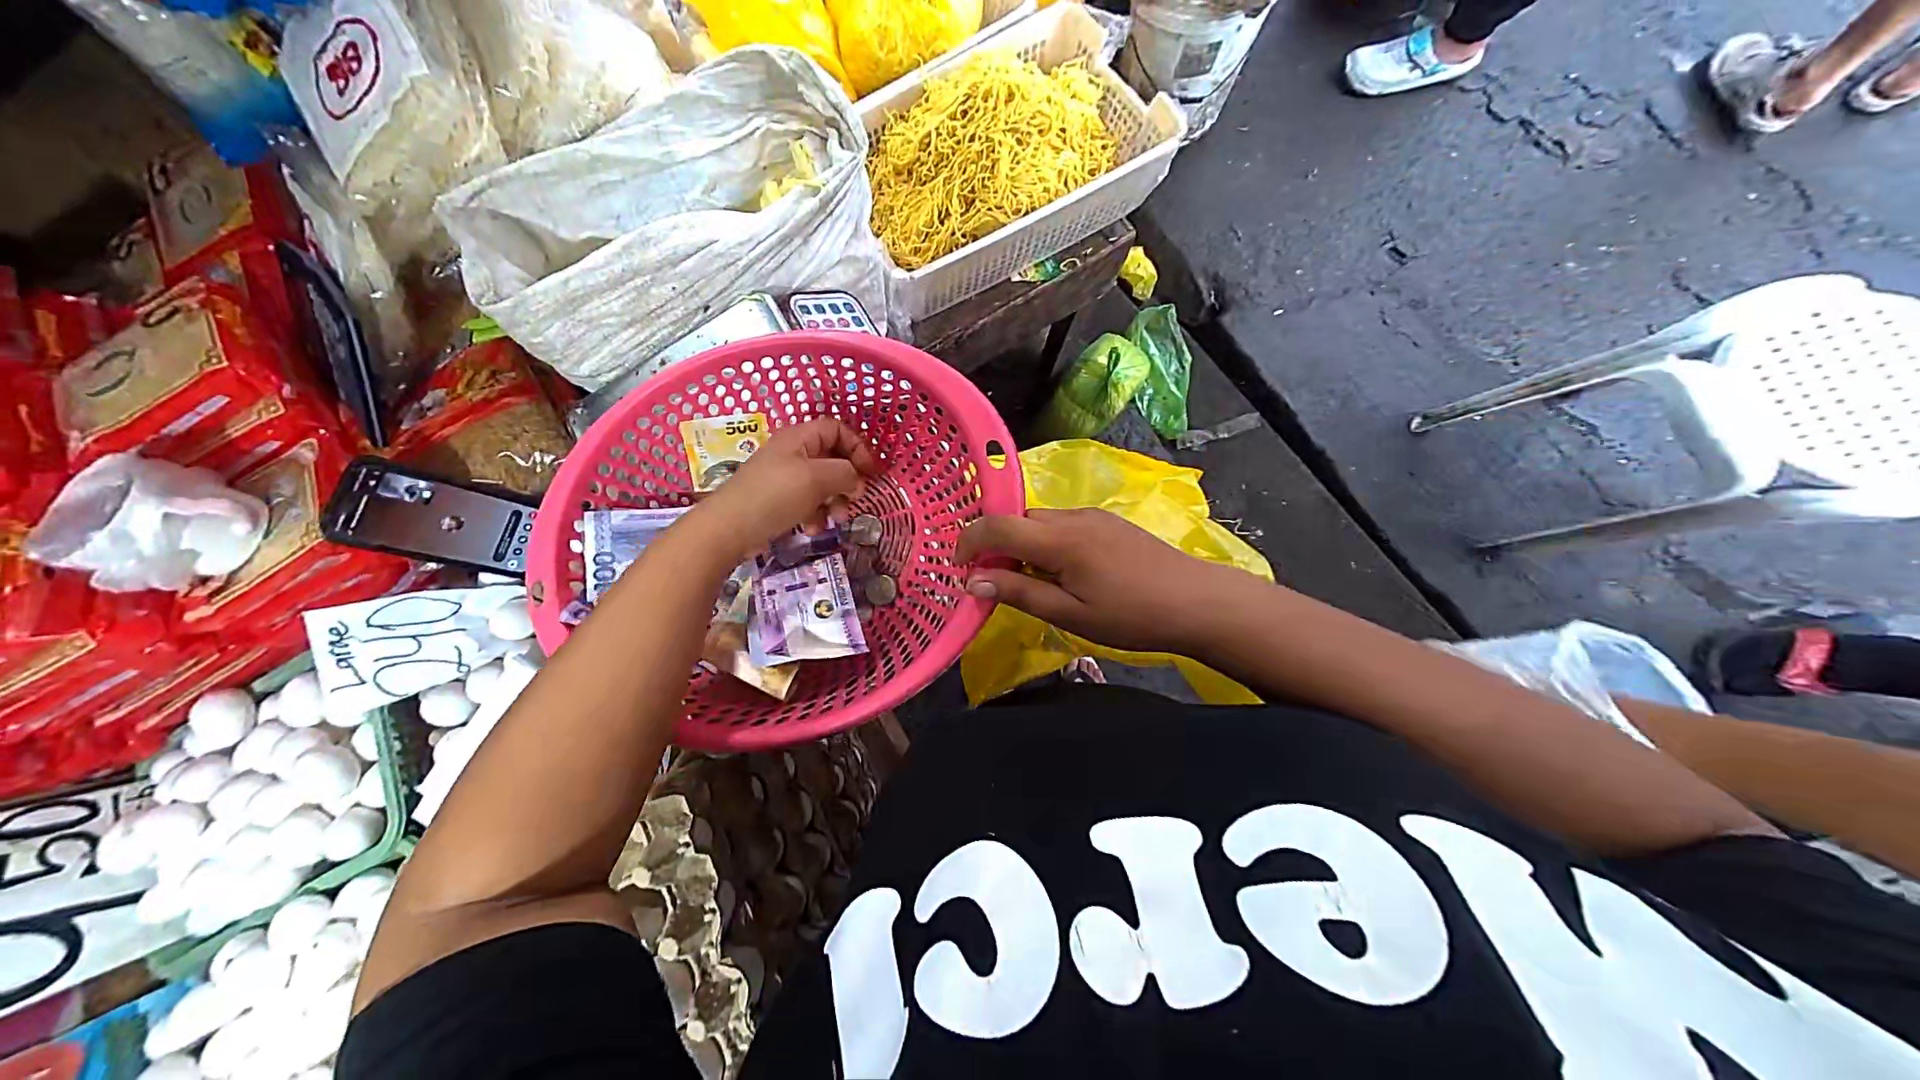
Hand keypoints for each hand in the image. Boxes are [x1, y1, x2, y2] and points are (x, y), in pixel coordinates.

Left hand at [691, 418, 878, 559]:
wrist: (729, 528)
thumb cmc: (774, 495)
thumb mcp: (816, 479)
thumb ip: (845, 474)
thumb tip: (858, 481)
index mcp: (799, 438)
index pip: (837, 429)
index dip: (857, 447)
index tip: (870, 472)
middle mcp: (792, 453)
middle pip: (832, 458)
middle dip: (847, 480)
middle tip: (854, 499)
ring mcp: (784, 477)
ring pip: (822, 484)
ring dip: (834, 501)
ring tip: (835, 519)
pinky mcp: (778, 501)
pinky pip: (807, 502)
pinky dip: (815, 514)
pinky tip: (813, 529)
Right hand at [957, 508, 1263, 654]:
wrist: (1198, 602)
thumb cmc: (1132, 615)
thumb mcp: (1070, 614)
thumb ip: (1019, 592)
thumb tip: (973, 581)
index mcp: (1060, 538)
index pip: (997, 524)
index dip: (969, 542)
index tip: (959, 568)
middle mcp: (1072, 516)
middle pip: (1017, 519)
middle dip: (996, 546)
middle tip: (995, 583)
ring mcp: (1093, 515)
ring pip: (1039, 521)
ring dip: (1022, 544)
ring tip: (1030, 582)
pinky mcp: (1107, 522)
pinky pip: (1062, 524)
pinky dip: (1046, 542)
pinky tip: (1061, 573)